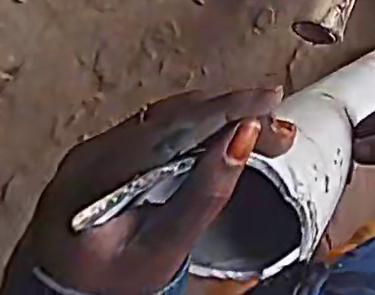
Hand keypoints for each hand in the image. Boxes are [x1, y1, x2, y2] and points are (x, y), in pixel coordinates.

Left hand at [4, 88, 291, 294]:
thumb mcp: (161, 252)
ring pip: (179, 114)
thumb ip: (204, 195)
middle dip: (237, 115)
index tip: (271, 99)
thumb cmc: (111, 285)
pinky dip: (206, 125)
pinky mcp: (115, 147)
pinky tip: (231, 132)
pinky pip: (169, 123)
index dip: (230, 107)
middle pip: (180, 116)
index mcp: (95, 177)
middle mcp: (94, 151)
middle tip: (280, 132)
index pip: (174, 127)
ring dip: (226, 118)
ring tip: (265, 134)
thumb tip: (245, 134)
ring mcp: (101, 146)